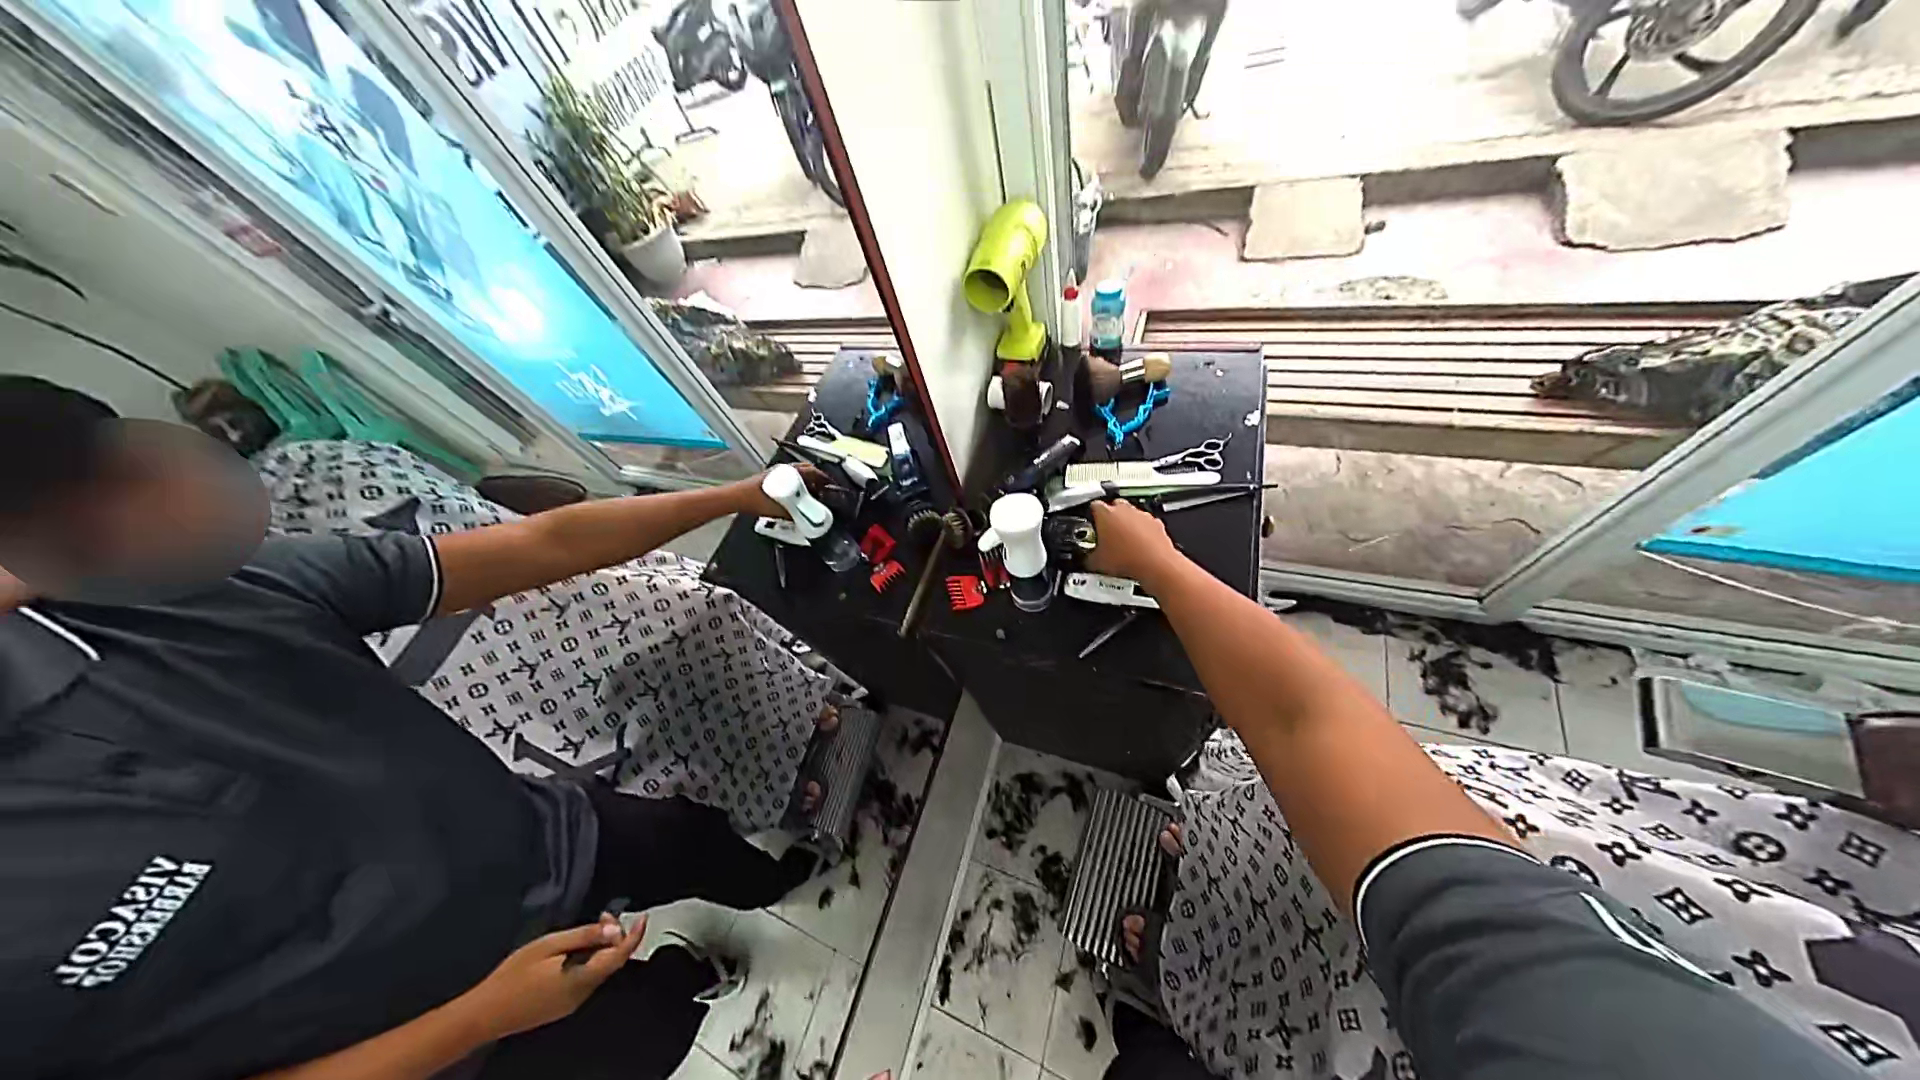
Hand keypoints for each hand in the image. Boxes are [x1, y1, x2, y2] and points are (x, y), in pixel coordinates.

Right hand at [454, 913, 646, 1041]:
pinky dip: (590, 960)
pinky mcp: (562, 1005)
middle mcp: (582, 995)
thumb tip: (614, 928)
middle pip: (611, 962)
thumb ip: (584, 936)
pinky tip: (577, 948)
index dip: (634, 935)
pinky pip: (586, 978)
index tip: (642, 917)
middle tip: (604, 915)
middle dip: (614, 936)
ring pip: (599, 970)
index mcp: (582, 980)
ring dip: (602, 947)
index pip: (619, 956)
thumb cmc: (512, 977)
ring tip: (592, 927)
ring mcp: (572, 1003)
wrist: (481, 1016)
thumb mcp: (549, 945)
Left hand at [729, 465, 826, 520]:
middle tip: (825, 492)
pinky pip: (791, 480)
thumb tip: (811, 521)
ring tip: (814, 497)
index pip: (814, 472)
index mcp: (790, 472)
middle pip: (808, 472)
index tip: (833, 487)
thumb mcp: (782, 511)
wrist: (736, 499)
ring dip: (808, 484)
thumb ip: (798, 515)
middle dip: (818, 481)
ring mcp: (777, 473)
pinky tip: (798, 499)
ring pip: (799, 476)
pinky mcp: (771, 479)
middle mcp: (784, 469)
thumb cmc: (755, 500)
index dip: (826, 479)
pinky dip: (798, 487)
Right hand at [1086, 500, 1181, 585]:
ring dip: (1127, 523)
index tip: (1090, 523)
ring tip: (1123, 542)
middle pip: (1114, 505)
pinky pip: (1146, 523)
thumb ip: (1087, 557)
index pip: (1093, 505)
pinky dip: (1142, 531)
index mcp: (1105, 514)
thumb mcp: (1096, 563)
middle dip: (1110, 517)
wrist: (1155, 565)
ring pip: (1131, 513)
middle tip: (1107, 533)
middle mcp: (1124, 510)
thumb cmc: (1127, 559)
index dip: (1090, 514)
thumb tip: (1086, 560)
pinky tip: (1138, 546)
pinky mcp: (1156, 523)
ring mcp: (1142, 515)